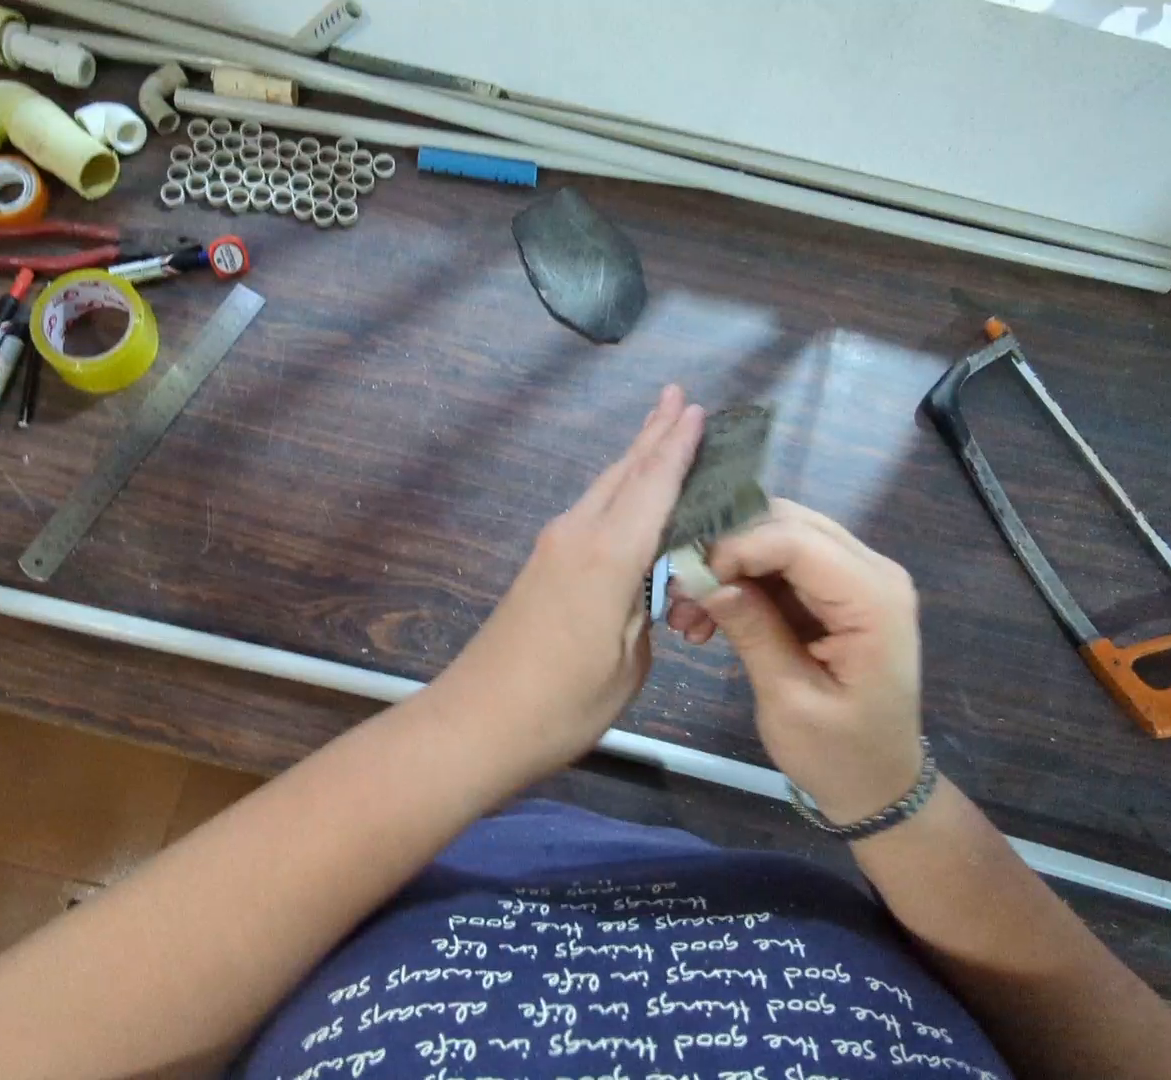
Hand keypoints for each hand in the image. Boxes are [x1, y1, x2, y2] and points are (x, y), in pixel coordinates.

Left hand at [439, 385, 704, 773]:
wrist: (476, 722)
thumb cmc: (562, 703)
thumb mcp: (629, 660)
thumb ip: (647, 609)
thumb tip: (652, 584)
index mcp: (607, 554)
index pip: (653, 485)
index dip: (677, 446)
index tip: (694, 407)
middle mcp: (576, 536)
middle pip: (622, 474)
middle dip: (652, 436)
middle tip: (676, 397)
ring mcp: (552, 549)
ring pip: (602, 491)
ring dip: (633, 462)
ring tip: (660, 433)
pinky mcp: (539, 569)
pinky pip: (588, 516)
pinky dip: (616, 495)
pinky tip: (628, 498)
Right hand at [665, 499, 923, 823]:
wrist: (878, 785)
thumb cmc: (839, 754)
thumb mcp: (790, 699)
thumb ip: (754, 631)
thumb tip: (706, 579)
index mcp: (873, 598)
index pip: (795, 539)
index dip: (735, 548)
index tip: (688, 582)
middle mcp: (870, 572)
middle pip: (785, 524)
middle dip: (725, 549)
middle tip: (680, 591)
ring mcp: (852, 578)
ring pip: (775, 538)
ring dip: (726, 566)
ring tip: (686, 613)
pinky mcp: (830, 592)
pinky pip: (775, 565)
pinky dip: (736, 583)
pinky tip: (705, 618)